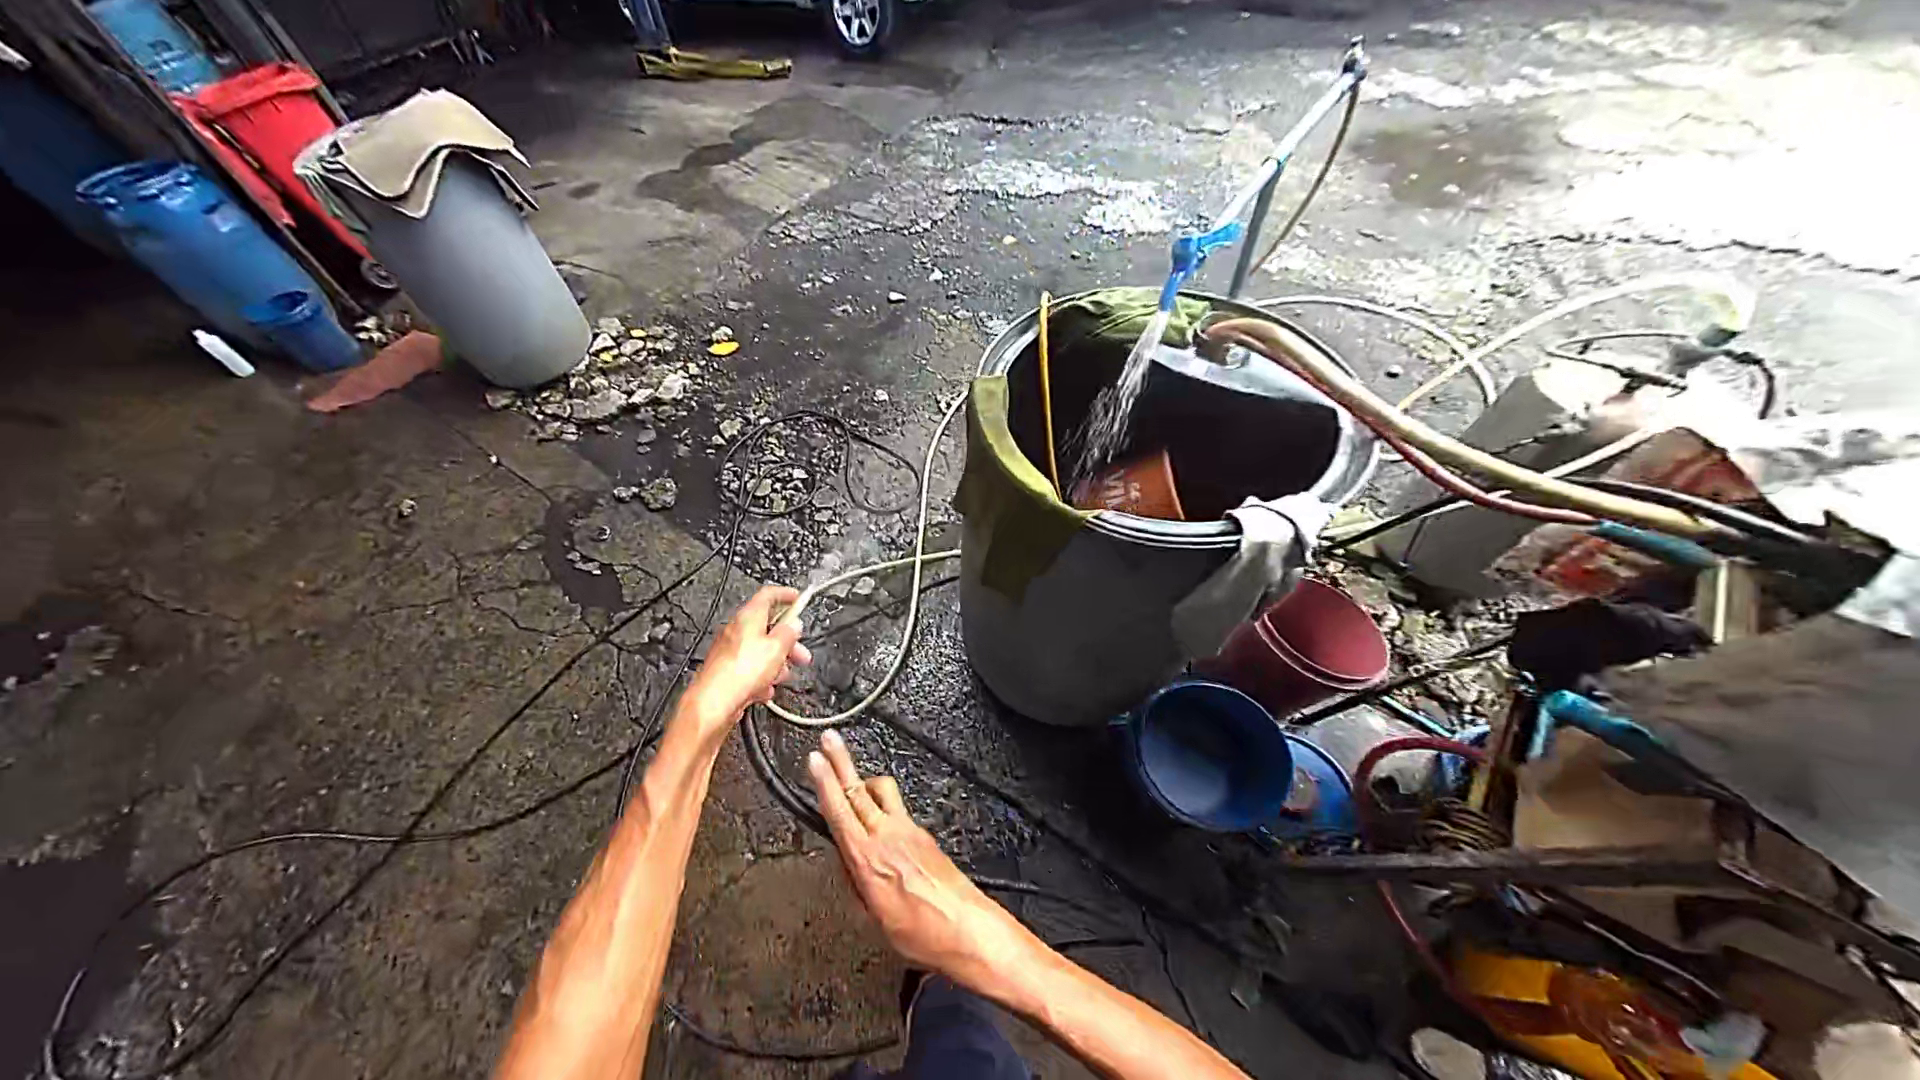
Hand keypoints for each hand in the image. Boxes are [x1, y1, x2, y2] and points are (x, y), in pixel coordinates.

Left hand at [685, 584, 810, 730]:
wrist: (714, 703)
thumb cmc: (739, 673)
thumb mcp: (777, 648)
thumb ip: (789, 633)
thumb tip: (794, 625)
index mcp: (748, 617)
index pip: (768, 595)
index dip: (786, 595)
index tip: (797, 598)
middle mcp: (736, 630)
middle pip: (768, 627)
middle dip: (788, 641)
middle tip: (800, 651)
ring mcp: (730, 651)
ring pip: (760, 650)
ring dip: (777, 662)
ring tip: (782, 675)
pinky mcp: (727, 671)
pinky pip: (750, 669)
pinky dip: (762, 677)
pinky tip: (765, 688)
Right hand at [808, 730, 1039, 994]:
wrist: (966, 928)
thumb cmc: (923, 932)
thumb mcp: (874, 919)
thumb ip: (857, 884)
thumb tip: (848, 865)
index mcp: (868, 859)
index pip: (840, 810)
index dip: (825, 781)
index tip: (815, 759)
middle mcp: (888, 836)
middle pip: (858, 788)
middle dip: (841, 760)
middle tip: (829, 738)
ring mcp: (908, 830)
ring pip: (882, 791)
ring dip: (864, 779)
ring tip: (851, 776)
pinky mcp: (923, 833)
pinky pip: (898, 809)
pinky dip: (883, 804)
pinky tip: (880, 814)